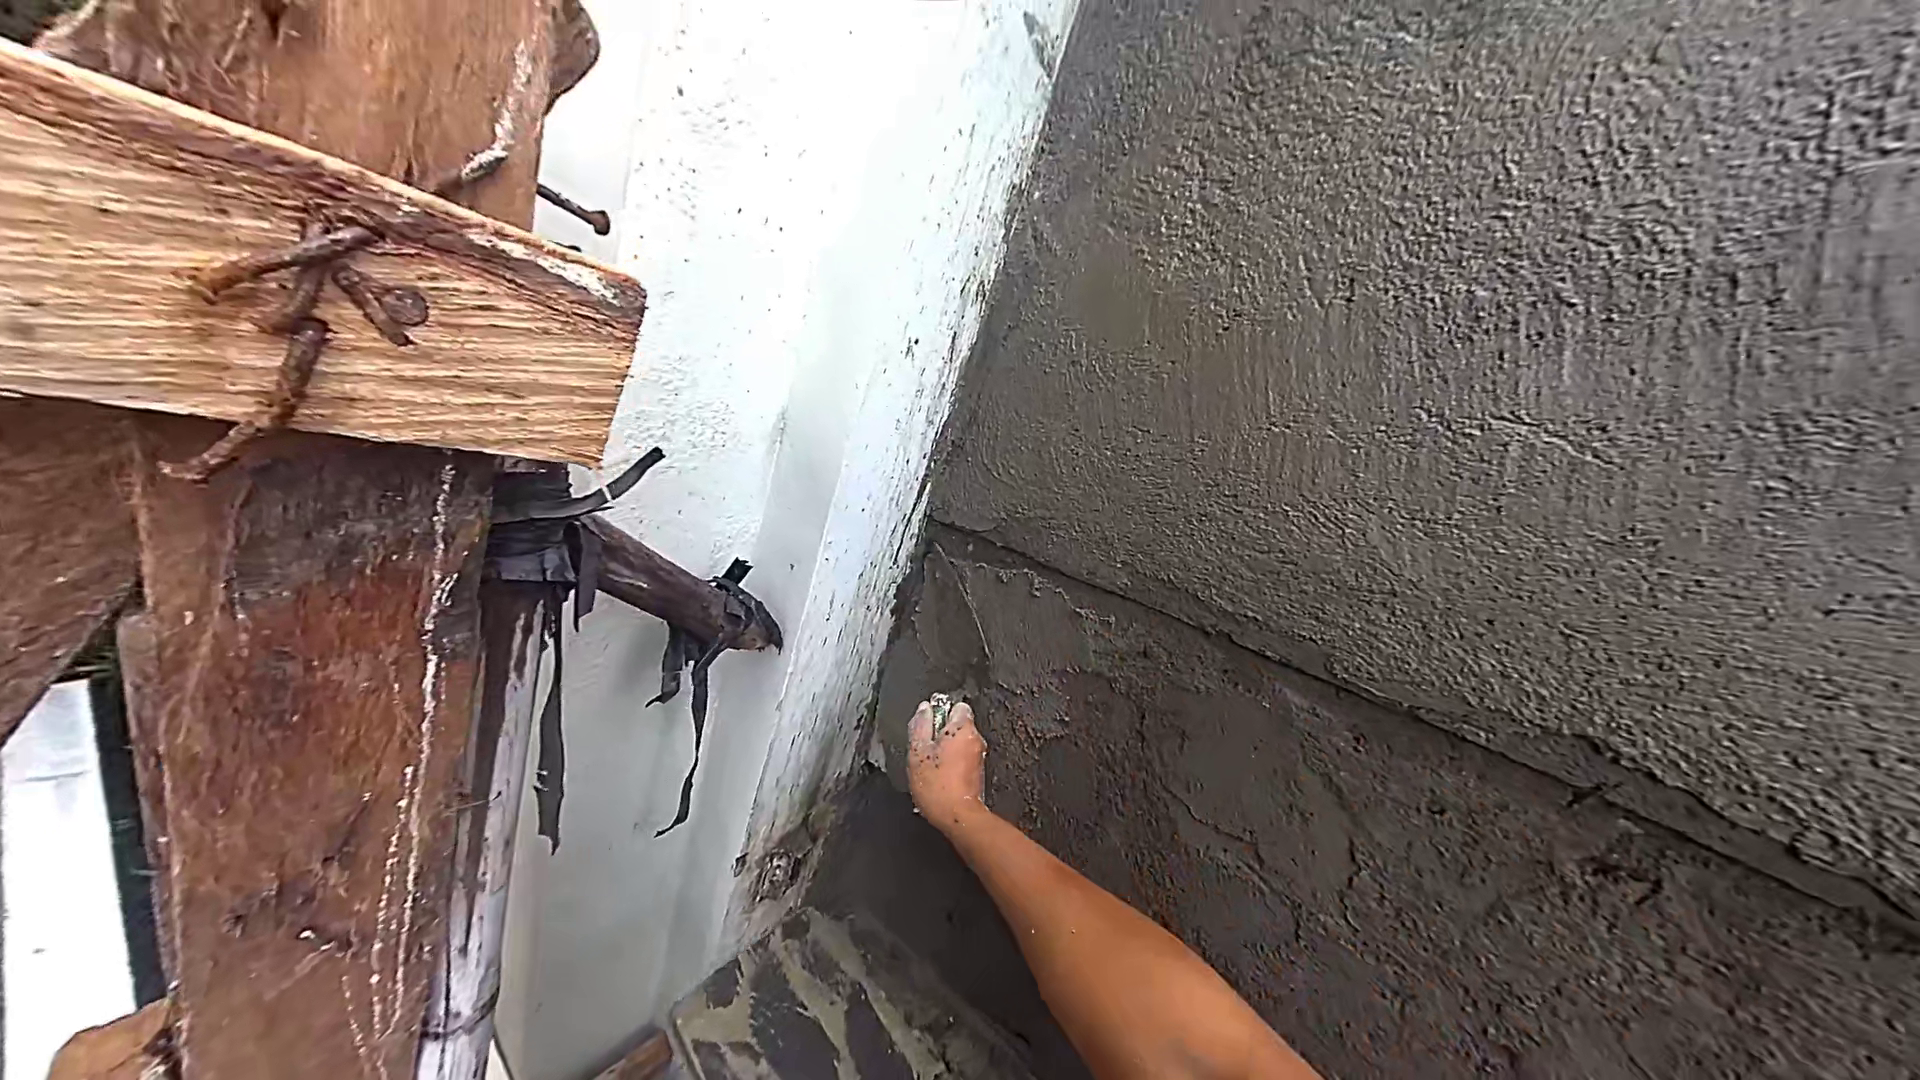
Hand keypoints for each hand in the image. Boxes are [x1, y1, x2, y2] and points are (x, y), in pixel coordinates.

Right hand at [908, 699, 988, 832]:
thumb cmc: (938, 786)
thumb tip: (924, 709)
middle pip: (957, 725)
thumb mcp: (918, 752)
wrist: (957, 816)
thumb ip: (920, 726)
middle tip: (925, 749)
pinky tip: (940, 777)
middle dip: (941, 733)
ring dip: (946, 750)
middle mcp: (975, 739)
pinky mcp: (977, 771)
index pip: (956, 706)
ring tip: (931, 766)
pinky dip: (952, 763)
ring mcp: (978, 756)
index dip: (940, 713)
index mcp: (963, 728)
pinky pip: (962, 758)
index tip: (927, 726)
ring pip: (959, 743)